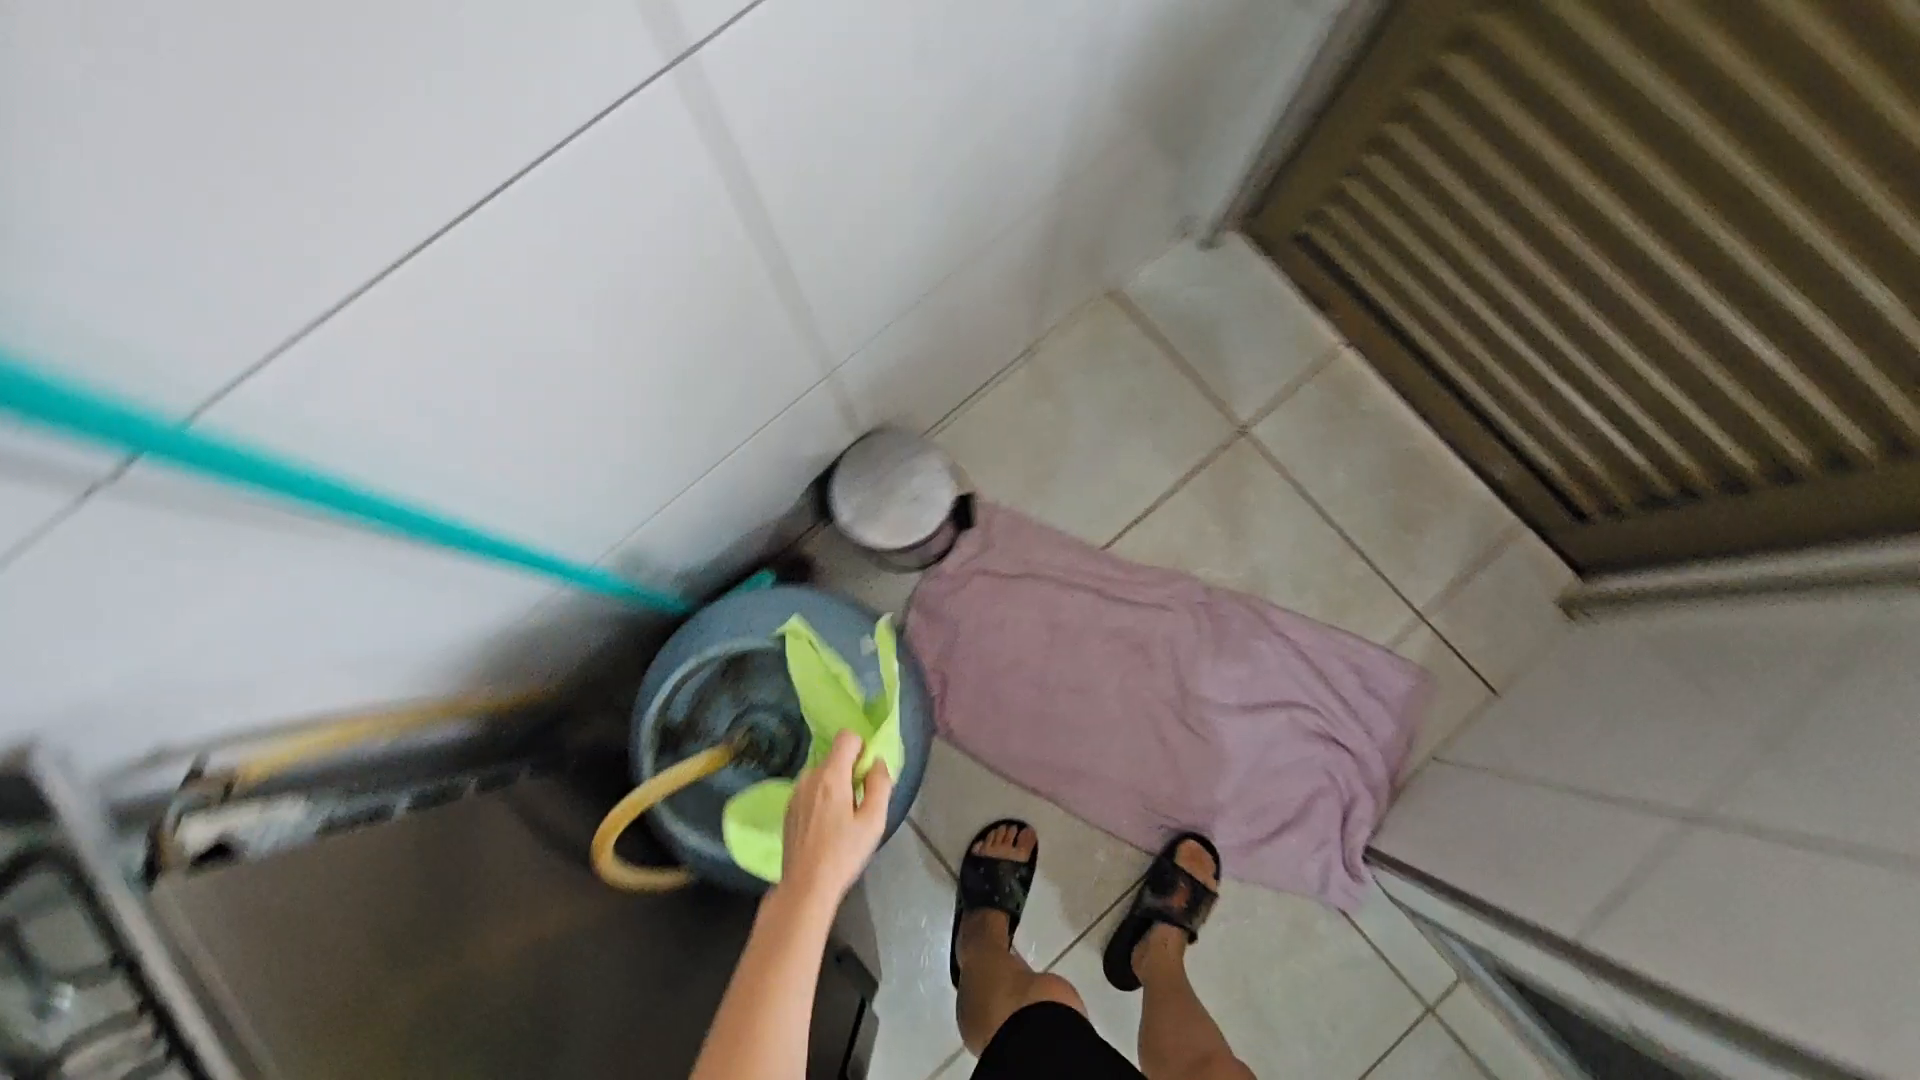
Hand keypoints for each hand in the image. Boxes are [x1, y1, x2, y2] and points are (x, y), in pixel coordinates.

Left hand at [777, 730, 893, 906]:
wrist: (805, 886)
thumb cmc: (843, 853)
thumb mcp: (874, 821)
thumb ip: (880, 784)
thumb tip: (877, 763)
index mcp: (831, 775)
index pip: (847, 736)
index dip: (862, 748)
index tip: (868, 774)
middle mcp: (809, 776)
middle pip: (835, 757)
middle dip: (850, 771)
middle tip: (860, 804)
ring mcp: (795, 792)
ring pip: (822, 774)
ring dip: (835, 785)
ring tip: (842, 819)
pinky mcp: (788, 807)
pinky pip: (811, 789)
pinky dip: (821, 797)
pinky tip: (825, 827)